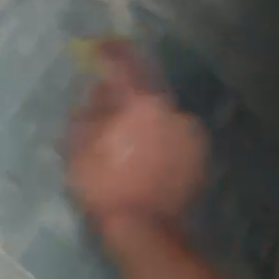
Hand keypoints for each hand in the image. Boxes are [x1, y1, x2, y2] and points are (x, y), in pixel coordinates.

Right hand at [67, 39, 207, 239]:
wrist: (145, 230)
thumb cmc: (104, 182)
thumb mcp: (80, 141)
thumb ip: (91, 107)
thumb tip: (102, 90)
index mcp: (142, 101)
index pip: (126, 61)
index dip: (110, 51)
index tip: (97, 48)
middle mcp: (172, 109)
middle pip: (146, 86)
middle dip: (126, 90)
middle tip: (106, 99)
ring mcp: (190, 133)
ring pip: (160, 112)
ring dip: (142, 115)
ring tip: (124, 133)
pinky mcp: (198, 156)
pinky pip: (171, 133)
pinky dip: (156, 134)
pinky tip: (141, 152)